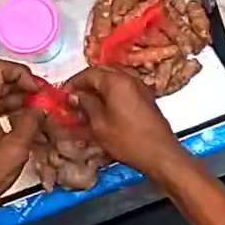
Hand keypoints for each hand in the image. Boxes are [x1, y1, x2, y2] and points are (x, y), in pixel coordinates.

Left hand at [0, 59, 44, 224]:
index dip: (21, 73)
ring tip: (35, 114)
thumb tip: (41, 107)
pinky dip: (3, 112)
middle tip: (41, 100)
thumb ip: (31, 122)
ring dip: (14, 101)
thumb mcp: (15, 150)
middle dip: (21, 87)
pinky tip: (19, 124)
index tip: (36, 88)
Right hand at [67, 64, 191, 180]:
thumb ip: (86, 104)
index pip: (89, 73)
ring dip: (100, 84)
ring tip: (88, 100)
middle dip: (87, 81)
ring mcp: (140, 86)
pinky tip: (105, 105)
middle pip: (103, 71)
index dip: (74, 82)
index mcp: (116, 81)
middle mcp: (130, 78)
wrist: (160, 153)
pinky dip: (112, 90)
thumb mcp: (99, 124)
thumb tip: (76, 95)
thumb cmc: (128, 140)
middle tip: (75, 95)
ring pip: (115, 77)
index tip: (64, 94)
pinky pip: (125, 85)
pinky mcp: (146, 97)